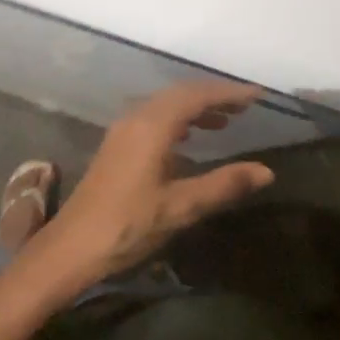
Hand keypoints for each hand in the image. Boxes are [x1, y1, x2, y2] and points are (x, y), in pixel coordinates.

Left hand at [24, 81, 275, 288]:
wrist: (74, 246)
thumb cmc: (128, 225)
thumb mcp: (181, 207)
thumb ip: (223, 185)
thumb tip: (266, 171)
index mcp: (152, 125)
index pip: (196, 96)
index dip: (228, 93)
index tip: (258, 95)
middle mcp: (136, 117)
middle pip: (180, 94)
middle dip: (213, 97)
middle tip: (246, 105)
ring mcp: (122, 130)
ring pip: (165, 105)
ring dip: (195, 108)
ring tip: (226, 120)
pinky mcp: (117, 145)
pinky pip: (154, 117)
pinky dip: (178, 120)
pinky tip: (189, 137)